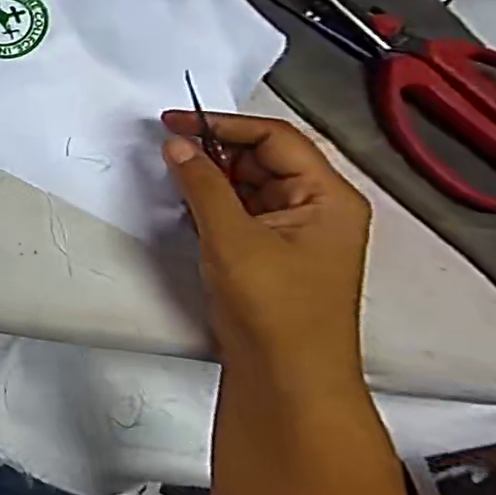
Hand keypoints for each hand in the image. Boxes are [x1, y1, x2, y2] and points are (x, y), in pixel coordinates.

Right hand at [160, 111, 372, 395]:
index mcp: (327, 197)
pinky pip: (240, 204)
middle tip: (168, 147)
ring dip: (211, 173)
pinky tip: (186, 198)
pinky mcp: (270, 244)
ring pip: (248, 180)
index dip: (224, 124)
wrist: (287, 372)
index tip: (174, 122)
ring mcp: (293, 226)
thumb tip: (175, 144)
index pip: (276, 138)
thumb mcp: (231, 237)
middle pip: (263, 156)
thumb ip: (201, 184)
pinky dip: (212, 196)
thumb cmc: (274, 305)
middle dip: (215, 148)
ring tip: (173, 172)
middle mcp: (316, 205)